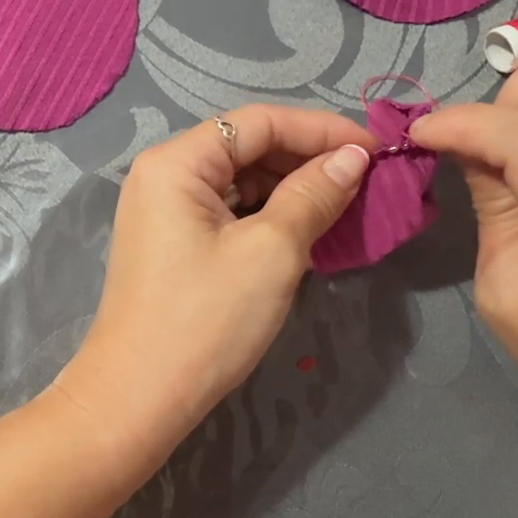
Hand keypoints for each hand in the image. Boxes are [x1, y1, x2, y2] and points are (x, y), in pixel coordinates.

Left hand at [54, 105, 374, 459]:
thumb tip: (352, 157)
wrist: (139, 395)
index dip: (320, 129)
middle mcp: (162, 173)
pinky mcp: (171, 240)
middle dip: (307, 158)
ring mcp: (163, 208)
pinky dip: (267, 213)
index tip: (377, 150)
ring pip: (238, 179)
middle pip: (245, 145)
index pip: (257, 122)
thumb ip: (313, 195)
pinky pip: (226, 209)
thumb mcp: (271, 252)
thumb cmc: (206, 319)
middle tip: (368, 181)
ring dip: (291, 187)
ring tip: (346, 205)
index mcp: (175, 162)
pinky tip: (306, 227)